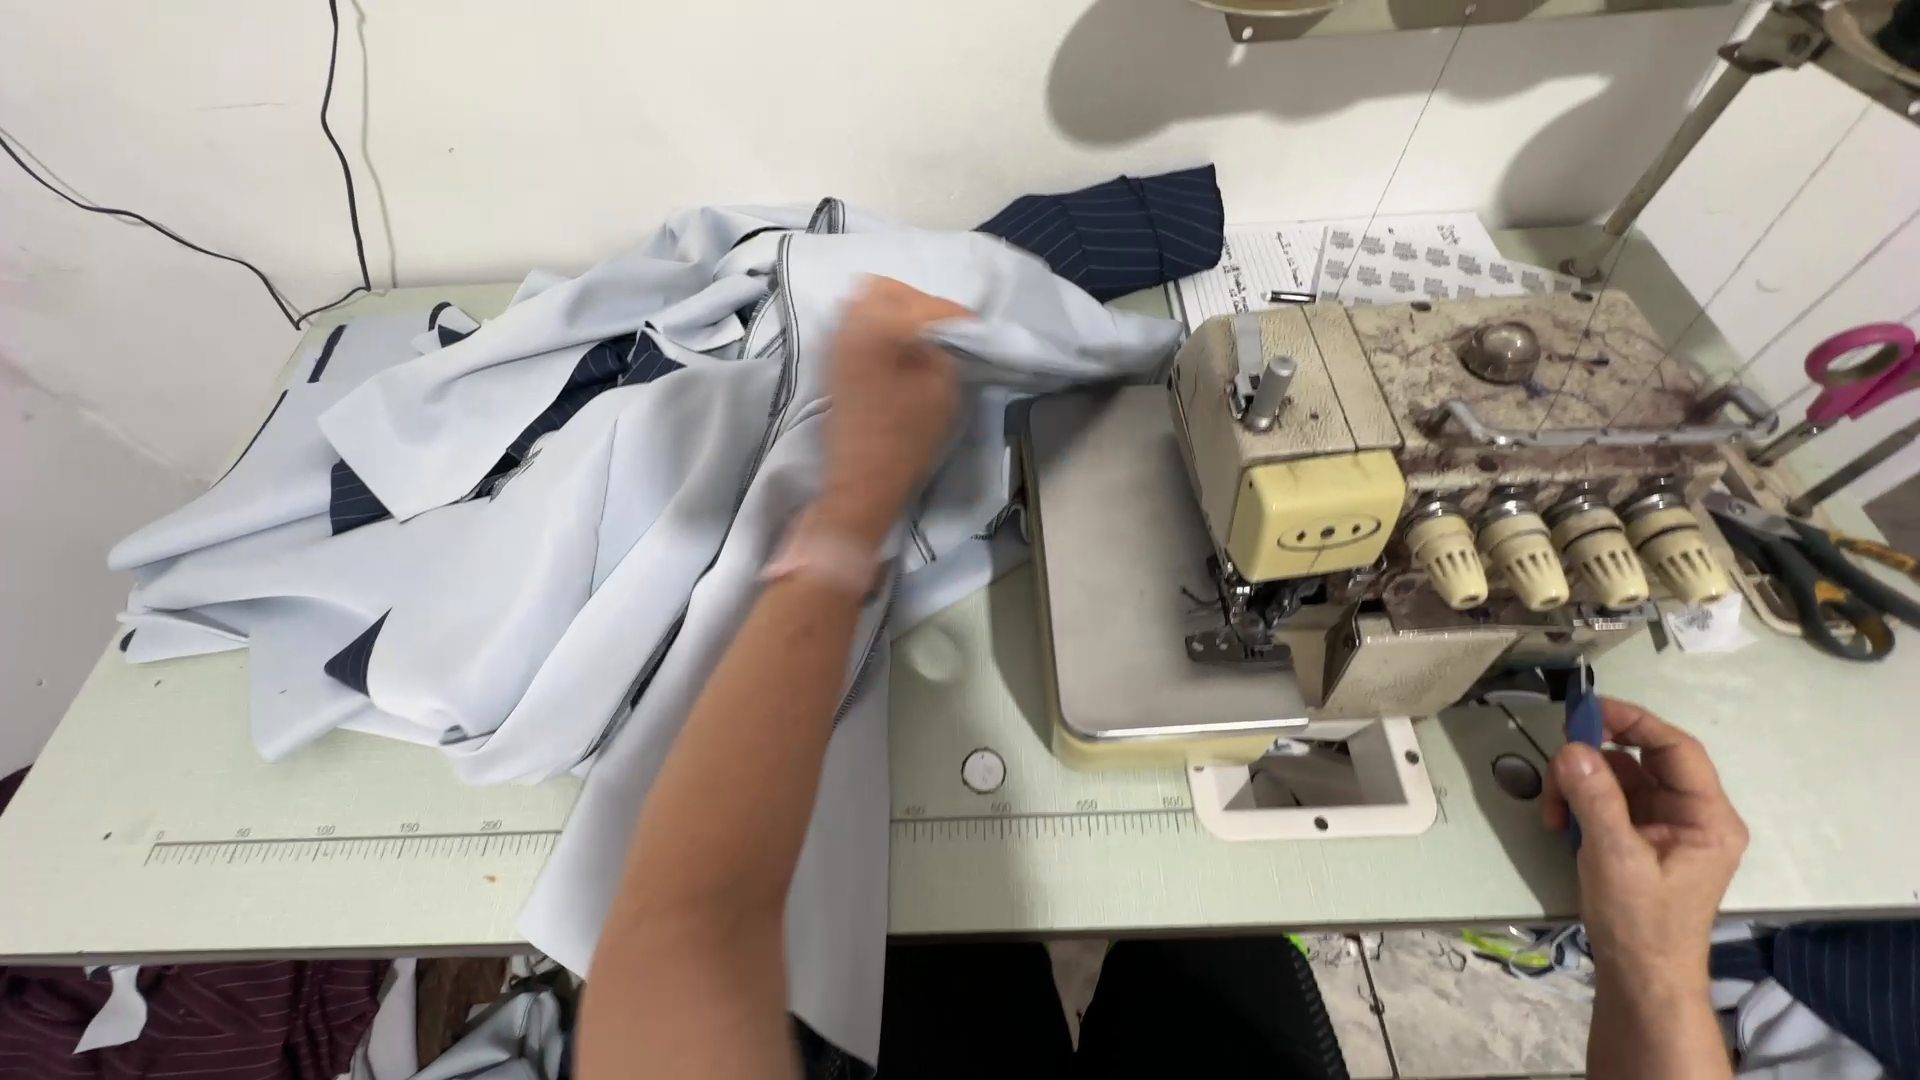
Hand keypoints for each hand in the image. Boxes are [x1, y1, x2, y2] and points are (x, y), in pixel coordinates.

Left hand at [816, 277, 968, 546]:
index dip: (959, 317)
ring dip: (896, 311)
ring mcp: (835, 340)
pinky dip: (877, 326)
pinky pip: (854, 322)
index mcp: (881, 326)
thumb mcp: (942, 390)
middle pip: (890, 289)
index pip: (930, 305)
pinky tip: (896, 350)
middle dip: (921, 304)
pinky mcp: (830, 359)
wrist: (861, 481)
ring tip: (920, 340)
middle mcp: (851, 322)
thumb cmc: (907, 439)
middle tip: (944, 332)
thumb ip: (946, 349)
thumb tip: (947, 332)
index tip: (977, 332)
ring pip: (867, 301)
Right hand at [1542, 698, 1747, 988]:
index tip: (1587, 710)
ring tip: (1553, 811)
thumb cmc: (1640, 917)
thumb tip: (1573, 748)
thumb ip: (1596, 799)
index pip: (1676, 750)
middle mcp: (1688, 813)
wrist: (1638, 970)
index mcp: (1706, 818)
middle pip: (1637, 759)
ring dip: (1574, 783)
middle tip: (1557, 760)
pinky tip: (1557, 821)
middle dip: (1591, 758)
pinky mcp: (1631, 832)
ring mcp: (1658, 822)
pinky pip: (1599, 796)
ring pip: (1611, 775)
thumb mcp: (1615, 857)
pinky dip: (1573, 800)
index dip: (1634, 722)